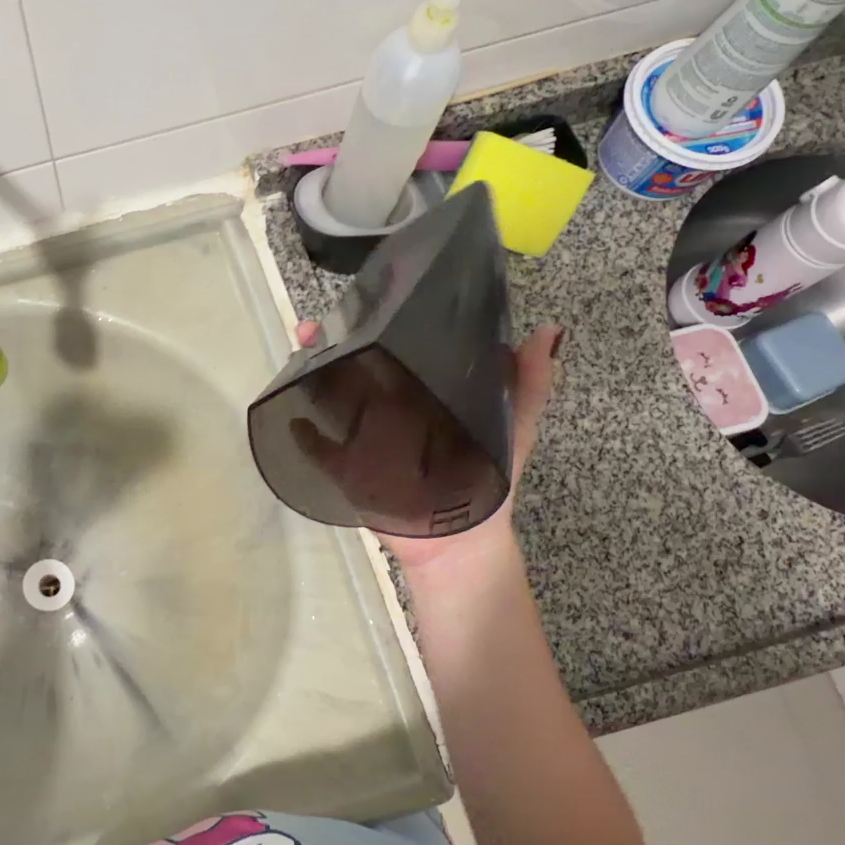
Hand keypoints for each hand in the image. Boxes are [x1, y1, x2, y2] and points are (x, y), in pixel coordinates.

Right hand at [291, 319, 561, 571]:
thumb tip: (548, 332)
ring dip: (310, 375)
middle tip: (314, 327)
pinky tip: (295, 418)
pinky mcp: (346, 470)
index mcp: (421, 393)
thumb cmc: (489, 483)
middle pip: (352, 367)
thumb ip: (528, 386)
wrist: (461, 542)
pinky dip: (303, 435)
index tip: (362, 303)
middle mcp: (387, 409)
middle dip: (330, 342)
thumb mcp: (515, 428)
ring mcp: (362, 439)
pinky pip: (318, 448)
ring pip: (330, 398)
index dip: (375, 325)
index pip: (394, 350)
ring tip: (299, 354)